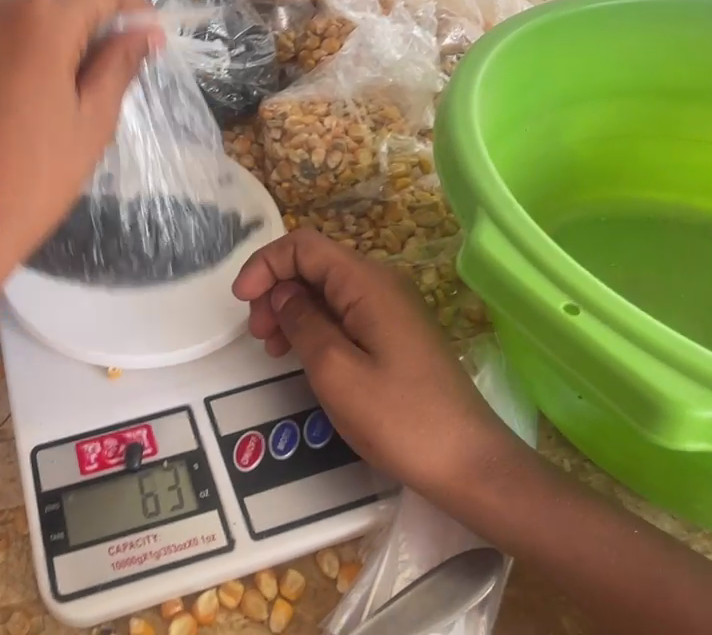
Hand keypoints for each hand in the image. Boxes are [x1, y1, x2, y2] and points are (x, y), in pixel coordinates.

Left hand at [0, 0, 155, 303]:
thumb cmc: (25, 185)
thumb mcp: (88, 126)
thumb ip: (117, 67)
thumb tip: (144, 34)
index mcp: (40, 17)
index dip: (133, 7)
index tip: (150, 34)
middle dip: (92, 6)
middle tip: (117, 50)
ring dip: (52, 16)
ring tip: (72, 64)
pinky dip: (13, 31)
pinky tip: (25, 73)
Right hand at [232, 230, 522, 493]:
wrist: (470, 465)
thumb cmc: (399, 418)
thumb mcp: (335, 370)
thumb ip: (302, 322)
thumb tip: (282, 294)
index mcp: (367, 282)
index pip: (303, 246)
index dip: (265, 264)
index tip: (241, 302)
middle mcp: (381, 284)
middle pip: (315, 265)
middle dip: (276, 289)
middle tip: (258, 335)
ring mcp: (391, 310)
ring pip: (327, 291)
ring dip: (292, 310)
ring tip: (273, 349)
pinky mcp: (395, 335)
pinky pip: (344, 314)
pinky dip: (315, 326)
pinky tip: (302, 356)